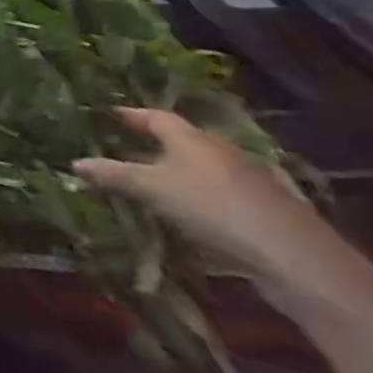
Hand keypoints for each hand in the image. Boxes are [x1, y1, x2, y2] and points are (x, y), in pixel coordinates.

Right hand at [73, 107, 327, 277]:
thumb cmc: (212, 207)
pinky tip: (188, 214)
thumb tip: (75, 162)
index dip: (129, 115)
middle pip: (181, 141)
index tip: (105, 114)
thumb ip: (112, 174)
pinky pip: (221, 193)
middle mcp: (220, 150)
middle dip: (153, 144)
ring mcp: (248, 180)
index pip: (154, 116)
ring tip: (151, 184)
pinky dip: (200, 197)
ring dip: (178, 173)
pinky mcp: (266, 209)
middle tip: (123, 149)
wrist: (297, 258)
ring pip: (202, 168)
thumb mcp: (151, 189)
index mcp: (191, 137)